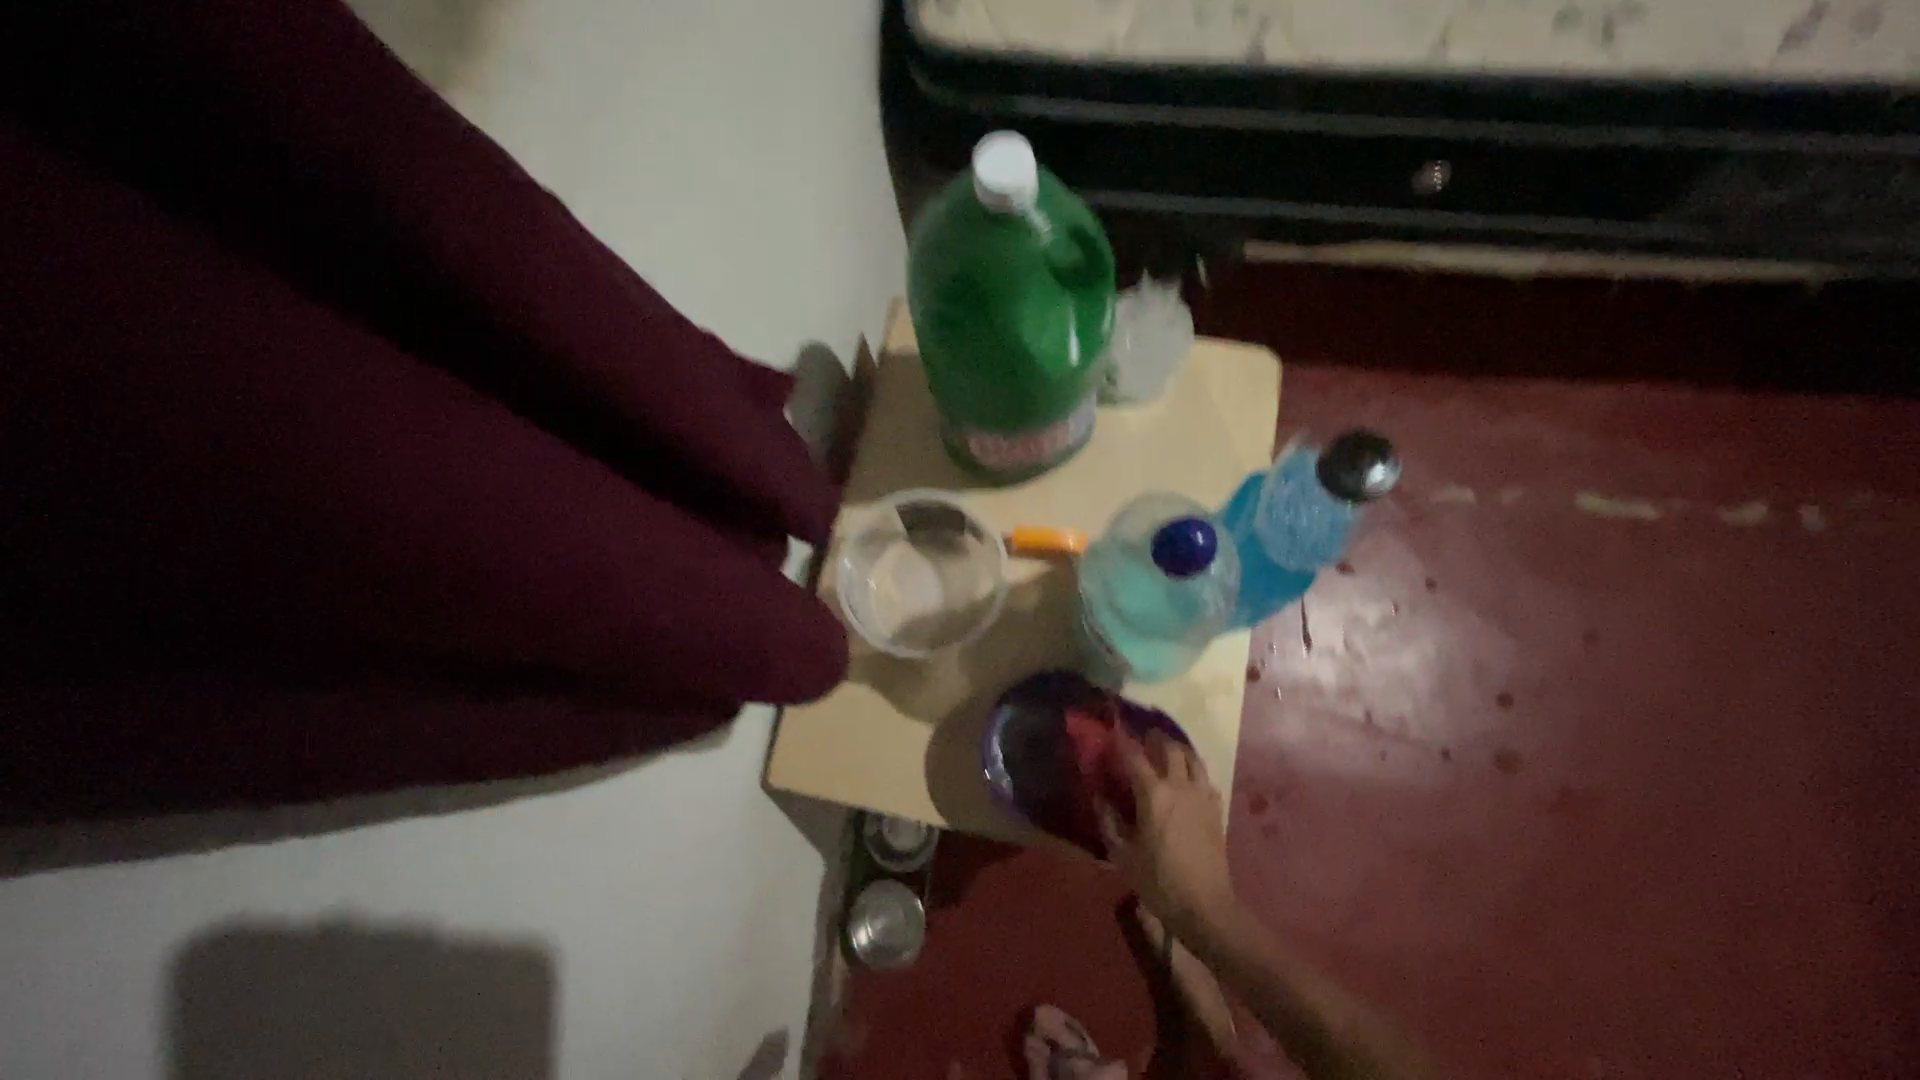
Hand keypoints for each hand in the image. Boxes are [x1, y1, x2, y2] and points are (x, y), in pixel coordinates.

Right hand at [1098, 729, 1236, 935]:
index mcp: (1154, 794)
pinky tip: (1187, 780)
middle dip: (1154, 737)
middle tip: (1143, 735)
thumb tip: (1099, 796)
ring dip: (1178, 749)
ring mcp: (1202, 796)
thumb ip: (1109, 821)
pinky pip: (1205, 778)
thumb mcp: (1122, 854)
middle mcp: (1180, 786)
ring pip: (1193, 758)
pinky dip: (1194, 770)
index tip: (1112, 731)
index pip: (1134, 756)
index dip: (1122, 740)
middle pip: (1170, 748)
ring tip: (1167, 750)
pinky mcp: (1217, 809)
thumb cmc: (1158, 881)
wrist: (1205, 905)